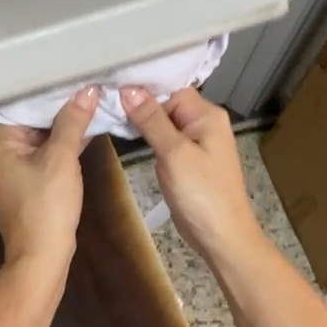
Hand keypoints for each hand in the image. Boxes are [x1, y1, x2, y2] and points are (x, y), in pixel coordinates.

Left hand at [0, 86, 100, 264]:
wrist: (41, 255)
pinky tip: (83, 135)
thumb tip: (89, 90)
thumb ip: (73, 121)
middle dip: (56, 112)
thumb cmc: (47, 203)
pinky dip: (56, 149)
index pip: (20, 107)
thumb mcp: (62, 158)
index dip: (49, 95)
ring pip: (34, 141)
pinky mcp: (18, 186)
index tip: (73, 80)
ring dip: (59, 131)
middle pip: (27, 124)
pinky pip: (37, 158)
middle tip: (85, 90)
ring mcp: (4, 173)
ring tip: (89, 107)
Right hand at [121, 87, 265, 264]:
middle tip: (106, 105)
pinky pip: (166, 141)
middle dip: (140, 105)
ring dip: (142, 122)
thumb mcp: (173, 153)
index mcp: (207, 115)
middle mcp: (204, 123)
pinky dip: (149, 139)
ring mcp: (197, 143)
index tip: (113, 91)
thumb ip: (151, 120)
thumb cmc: (201, 194)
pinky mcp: (188, 161)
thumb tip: (128, 90)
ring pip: (165, 123)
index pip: (171, 90)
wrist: (221, 236)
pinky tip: (128, 136)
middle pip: (168, 104)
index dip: (144, 91)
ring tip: (111, 117)